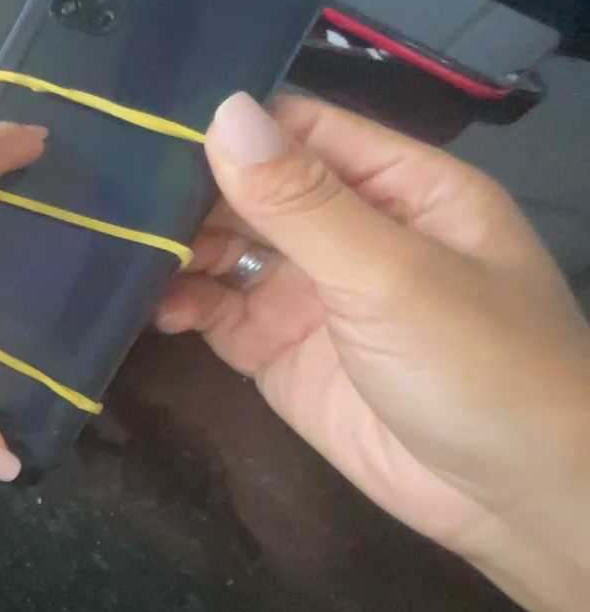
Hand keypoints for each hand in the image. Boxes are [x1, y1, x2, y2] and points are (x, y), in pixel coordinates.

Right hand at [157, 93, 589, 611]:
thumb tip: (224, 114)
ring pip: (215, 249)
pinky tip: (156, 312)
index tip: (141, 129)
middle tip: (110, 203)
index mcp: (398, 189)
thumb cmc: (477, 366)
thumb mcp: (388, 274)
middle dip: (183, 196)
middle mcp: (344, 231)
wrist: (500, 496)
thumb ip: (300, 202)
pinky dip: (175, 305)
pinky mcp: (265, 343)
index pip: (300, 132)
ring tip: (130, 263)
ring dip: (172, 253)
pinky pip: (206, 308)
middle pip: (245, 191)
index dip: (228, 127)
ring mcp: (300, 289)